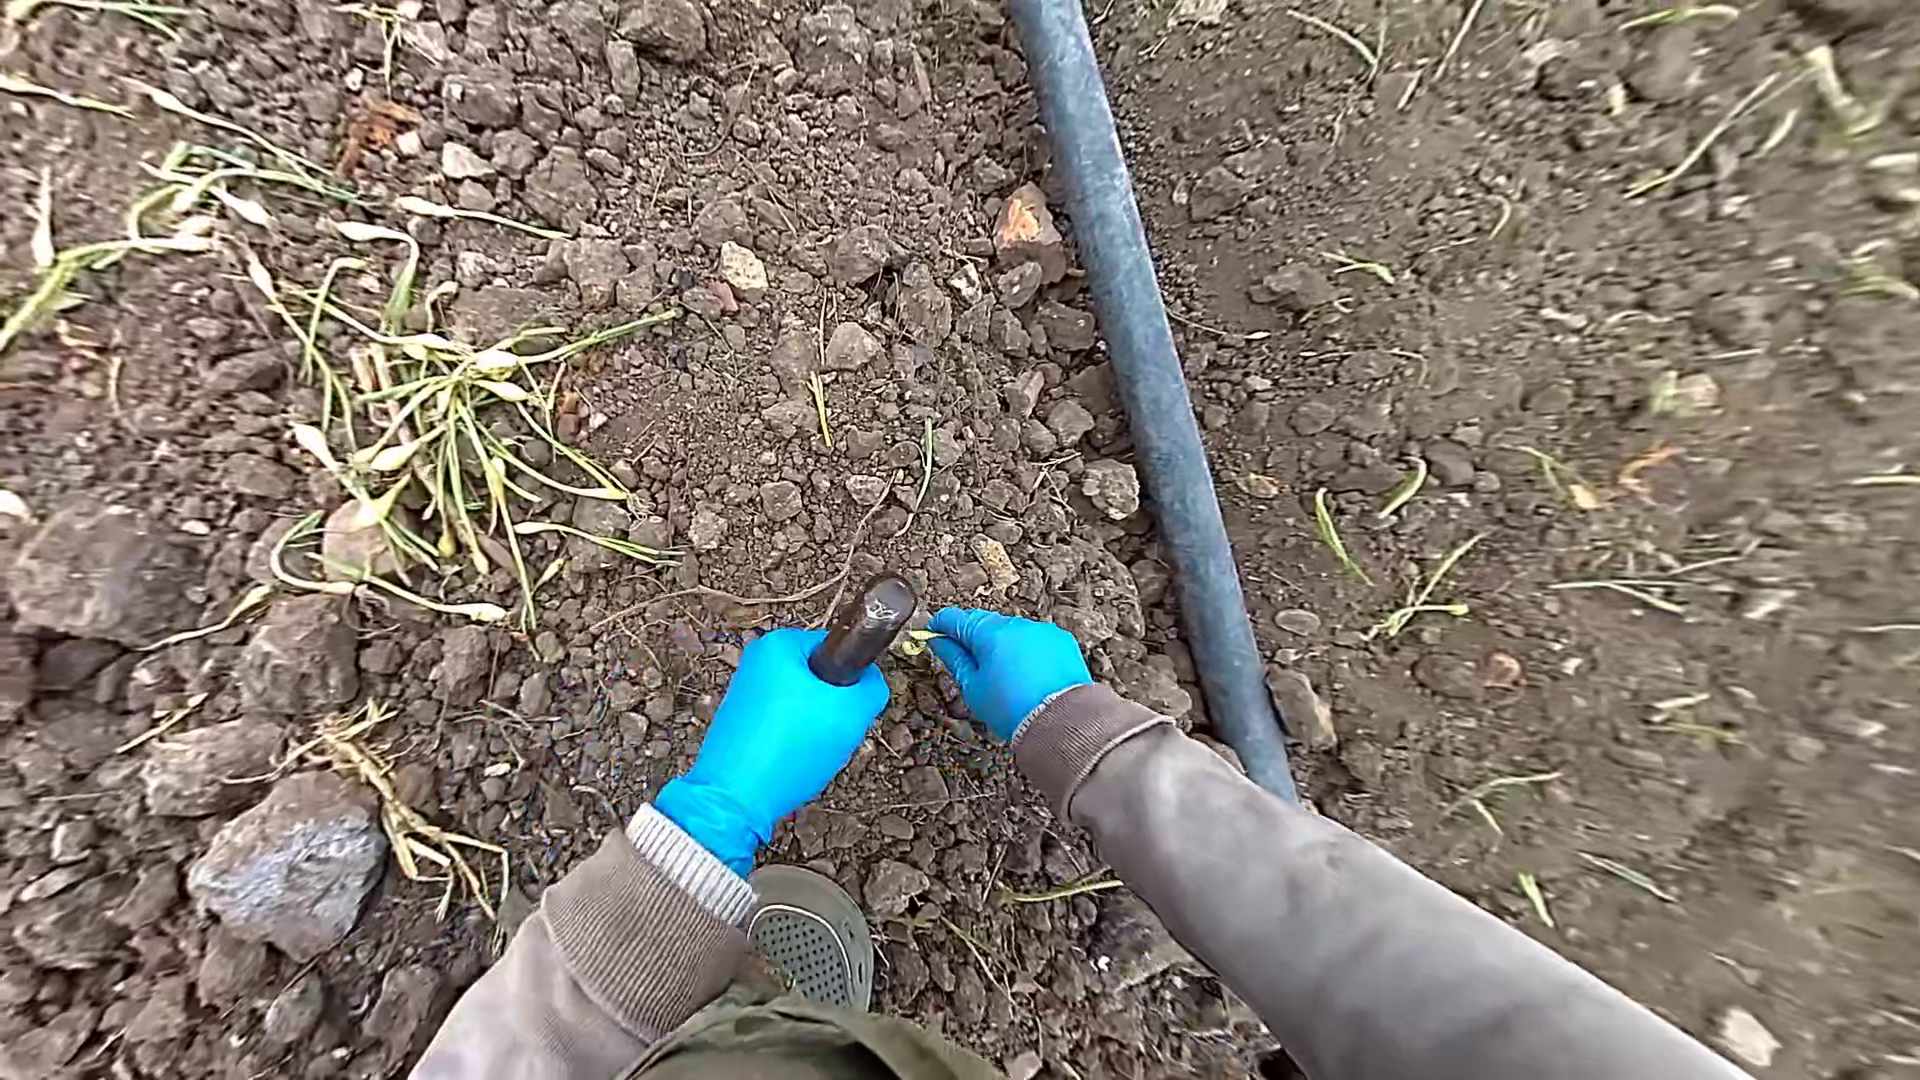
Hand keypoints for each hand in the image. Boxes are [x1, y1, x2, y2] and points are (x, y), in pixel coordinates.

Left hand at [655, 628, 888, 874]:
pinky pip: (786, 722)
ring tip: (808, 747)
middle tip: (830, 730)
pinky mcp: (743, 720)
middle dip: (833, 707)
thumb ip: (873, 687)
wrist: (734, 802)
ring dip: (817, 726)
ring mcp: (747, 691)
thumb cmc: (785, 751)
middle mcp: (758, 661)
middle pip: (822, 678)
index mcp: (779, 645)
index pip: (838, 650)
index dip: (852, 681)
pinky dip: (796, 739)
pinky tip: (793, 757)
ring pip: (806, 703)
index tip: (846, 706)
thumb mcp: (852, 714)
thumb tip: (871, 682)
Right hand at [926, 608, 1091, 741]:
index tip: (934, 635)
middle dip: (975, 640)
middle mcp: (1016, 624)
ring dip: (1003, 646)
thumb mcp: (972, 686)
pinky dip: (1028, 652)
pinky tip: (1027, 676)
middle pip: (985, 624)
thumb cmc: (1012, 709)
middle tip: (969, 665)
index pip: (955, 618)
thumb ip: (953, 658)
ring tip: (1003, 677)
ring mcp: (1041, 630)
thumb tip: (938, 641)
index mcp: (989, 632)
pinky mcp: (1061, 640)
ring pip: (1012, 633)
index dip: (940, 626)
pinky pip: (1036, 641)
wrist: (1061, 722)